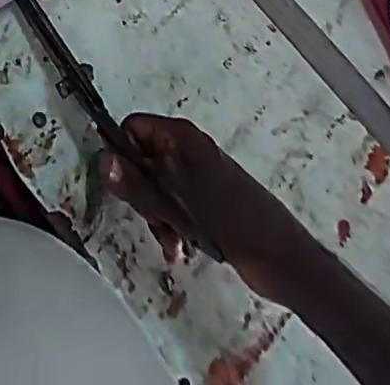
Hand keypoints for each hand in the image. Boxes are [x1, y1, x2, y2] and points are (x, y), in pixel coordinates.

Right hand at [100, 114, 319, 299]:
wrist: (286, 261)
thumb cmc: (233, 225)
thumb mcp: (176, 207)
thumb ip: (137, 185)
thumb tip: (103, 161)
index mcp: (182, 137)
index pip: (132, 128)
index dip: (122, 155)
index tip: (124, 186)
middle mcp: (189, 147)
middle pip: (142, 158)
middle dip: (142, 193)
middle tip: (155, 219)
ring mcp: (200, 170)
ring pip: (156, 182)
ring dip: (156, 212)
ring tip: (172, 239)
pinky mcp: (208, 194)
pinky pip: (174, 198)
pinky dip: (172, 219)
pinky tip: (181, 244)